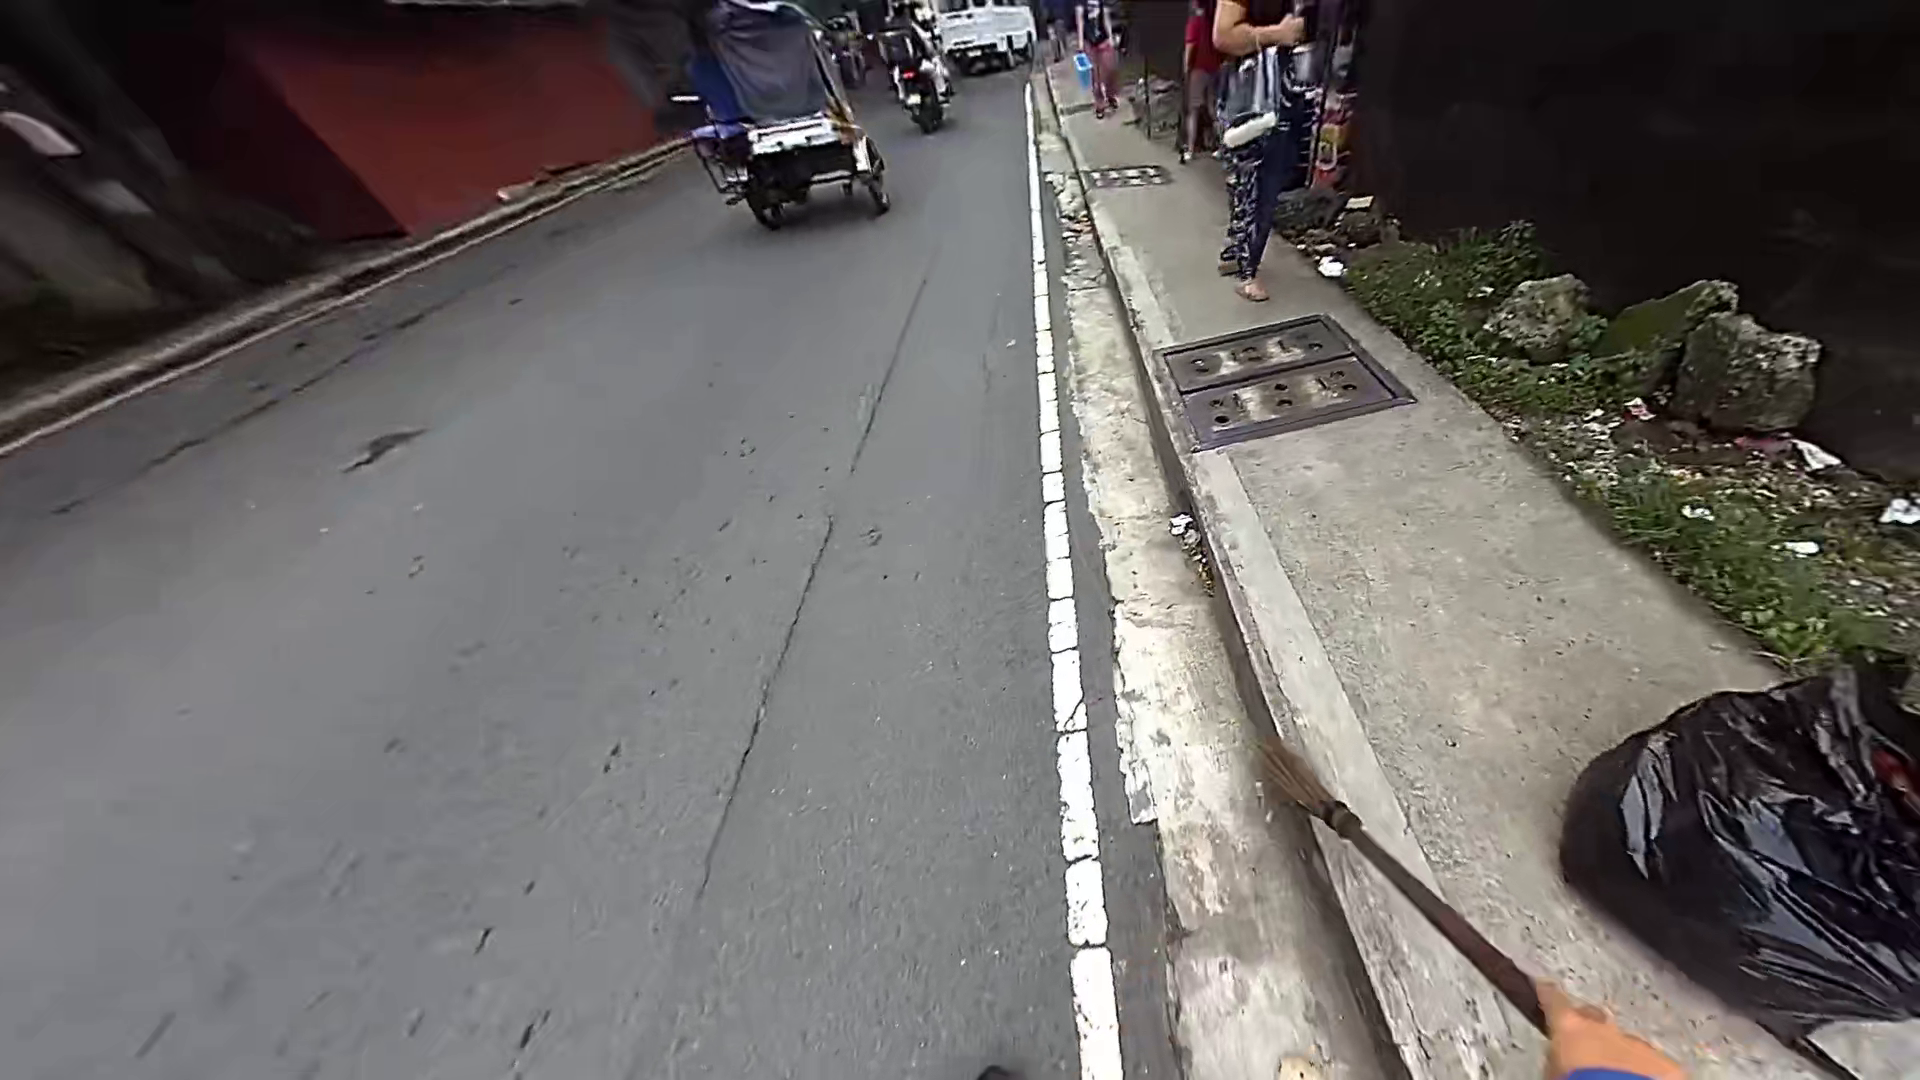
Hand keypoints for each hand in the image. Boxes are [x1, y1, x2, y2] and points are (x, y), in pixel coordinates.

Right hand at [1539, 982, 1685, 1079]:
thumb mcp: (1553, 1068)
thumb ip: (1557, 1052)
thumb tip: (1561, 1052)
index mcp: (1568, 1024)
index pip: (1552, 995)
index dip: (1549, 992)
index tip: (1546, 986)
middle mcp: (1601, 1027)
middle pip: (1596, 1016)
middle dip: (1595, 1026)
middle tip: (1594, 1044)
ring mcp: (1638, 1045)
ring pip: (1631, 1042)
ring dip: (1626, 1052)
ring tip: (1627, 1072)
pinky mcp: (1670, 1066)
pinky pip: (1661, 1065)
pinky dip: (1655, 1072)